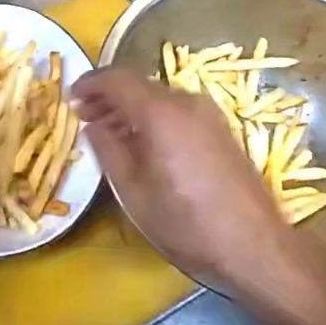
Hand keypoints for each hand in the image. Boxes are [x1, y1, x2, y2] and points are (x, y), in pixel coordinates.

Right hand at [73, 67, 296, 290]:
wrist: (254, 244)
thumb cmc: (185, 222)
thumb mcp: (133, 191)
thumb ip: (108, 150)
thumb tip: (93, 125)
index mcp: (161, 112)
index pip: (117, 79)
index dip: (91, 84)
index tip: (71, 96)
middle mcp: (187, 102)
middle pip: (140, 85)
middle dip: (109, 97)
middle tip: (85, 116)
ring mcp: (209, 114)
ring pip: (160, 97)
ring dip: (132, 108)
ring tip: (110, 131)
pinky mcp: (221, 130)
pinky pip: (178, 111)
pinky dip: (154, 117)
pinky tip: (144, 143)